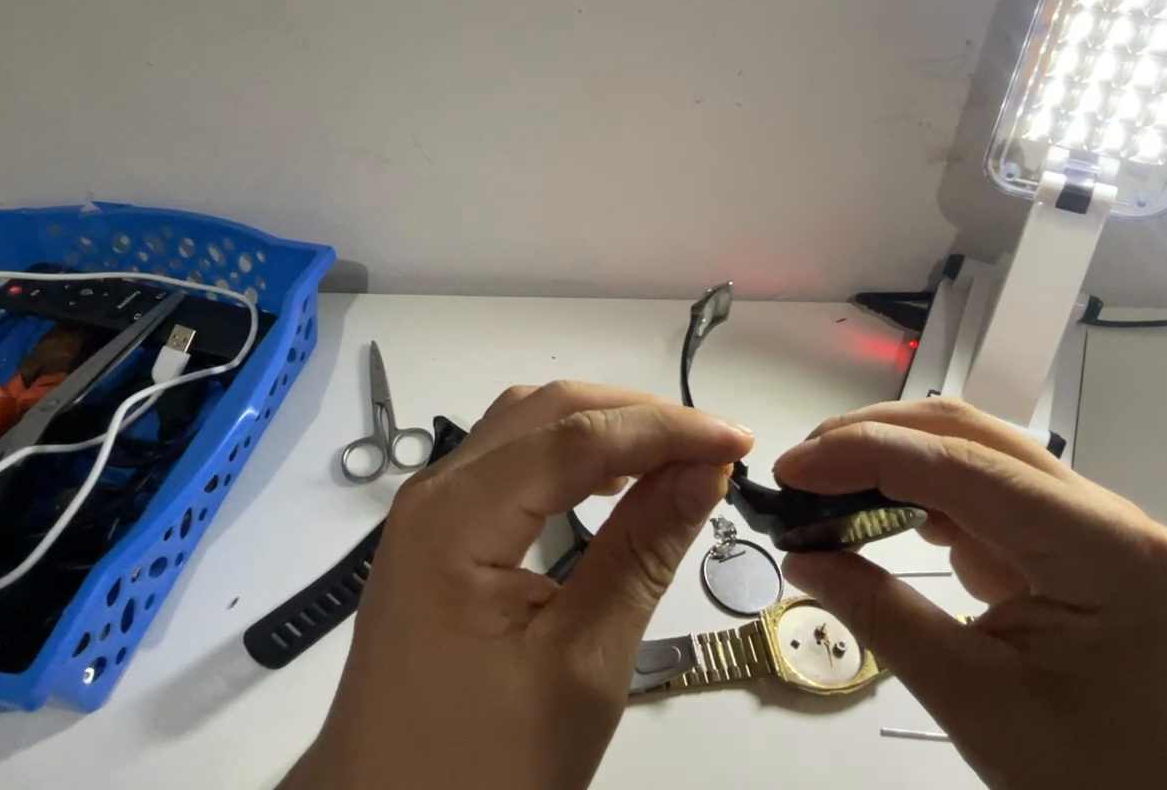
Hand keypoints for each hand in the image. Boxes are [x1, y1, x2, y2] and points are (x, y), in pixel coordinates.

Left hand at [282, 382, 752, 789]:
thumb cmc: (484, 761)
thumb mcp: (583, 663)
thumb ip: (642, 552)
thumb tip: (704, 472)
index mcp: (456, 519)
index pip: (575, 439)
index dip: (664, 428)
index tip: (737, 440)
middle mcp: (434, 491)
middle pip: (546, 412)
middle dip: (636, 415)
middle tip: (712, 446)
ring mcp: (429, 507)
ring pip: (527, 424)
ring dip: (604, 426)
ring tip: (674, 456)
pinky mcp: (437, 528)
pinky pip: (510, 459)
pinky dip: (569, 453)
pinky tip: (611, 479)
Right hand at [774, 398, 1166, 789]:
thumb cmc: (1110, 784)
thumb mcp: (979, 705)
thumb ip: (883, 617)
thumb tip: (801, 560)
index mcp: (1102, 550)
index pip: (961, 466)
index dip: (864, 454)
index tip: (791, 470)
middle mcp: (1104, 516)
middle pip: (970, 434)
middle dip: (874, 436)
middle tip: (800, 469)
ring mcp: (1092, 526)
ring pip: (975, 451)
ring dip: (894, 455)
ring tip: (826, 483)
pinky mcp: (1073, 546)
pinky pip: (985, 493)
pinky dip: (921, 492)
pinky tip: (879, 512)